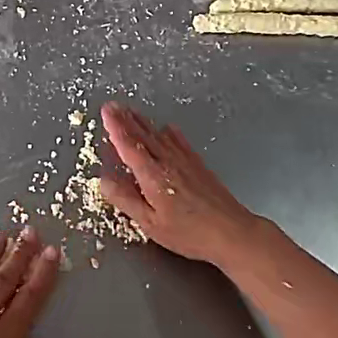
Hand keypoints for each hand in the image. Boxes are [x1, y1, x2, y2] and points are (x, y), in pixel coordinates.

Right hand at [99, 100, 266, 265]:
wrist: (233, 232)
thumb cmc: (189, 233)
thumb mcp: (150, 224)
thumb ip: (126, 200)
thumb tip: (103, 181)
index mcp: (152, 175)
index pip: (129, 145)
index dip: (116, 127)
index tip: (105, 112)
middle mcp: (167, 162)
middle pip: (143, 135)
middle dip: (125, 119)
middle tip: (112, 105)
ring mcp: (185, 161)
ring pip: (159, 135)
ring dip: (143, 121)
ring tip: (130, 111)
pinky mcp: (198, 164)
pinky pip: (180, 141)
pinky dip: (169, 132)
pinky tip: (167, 128)